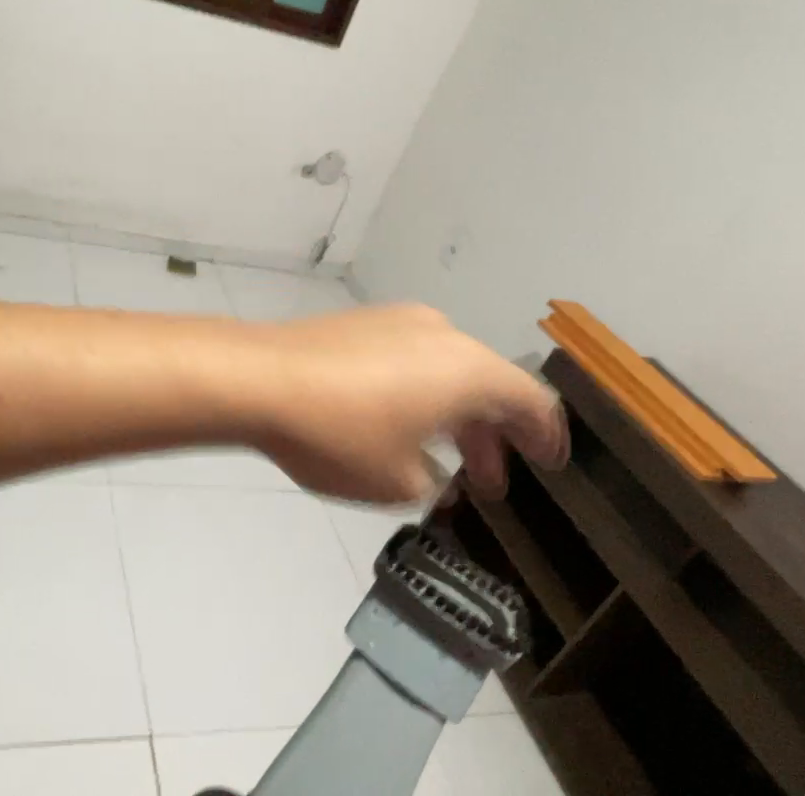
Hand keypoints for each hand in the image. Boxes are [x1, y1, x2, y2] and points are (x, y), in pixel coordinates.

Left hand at [253, 304, 567, 503]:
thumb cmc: (337, 434)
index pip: (531, 401)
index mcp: (468, 370)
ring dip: (453, 415)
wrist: (256, 378)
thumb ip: (433, 481)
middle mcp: (442, 335)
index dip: (546, 437)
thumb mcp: (395, 482)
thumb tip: (433, 472)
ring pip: (445, 371)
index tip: (548, 464)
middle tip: (487, 482)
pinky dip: (419, 393)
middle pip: (487, 384)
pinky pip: (409, 359)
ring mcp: (397, 322)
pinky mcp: (360, 323)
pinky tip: (397, 425)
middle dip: (492, 436)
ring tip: (442, 460)